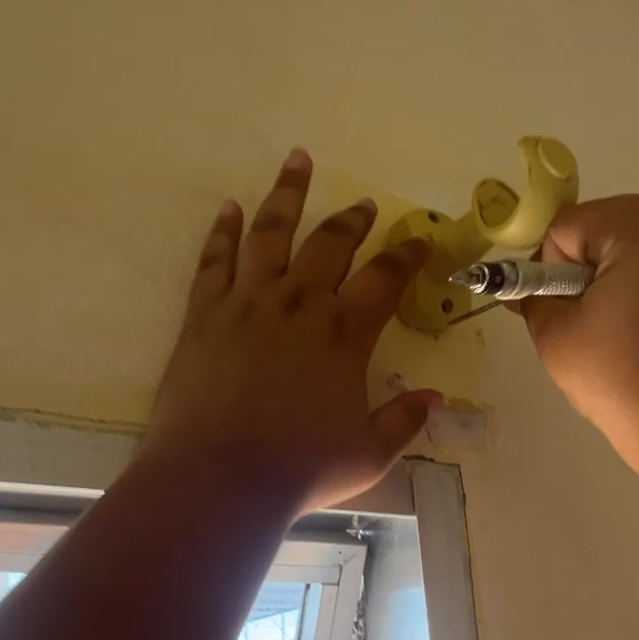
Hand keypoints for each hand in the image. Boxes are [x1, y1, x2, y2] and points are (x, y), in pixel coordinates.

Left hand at [144, 149, 441, 514]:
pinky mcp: (203, 316)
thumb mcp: (367, 454)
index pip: (385, 278)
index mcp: (344, 334)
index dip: (407, 254)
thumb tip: (435, 398)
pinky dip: (224, 231)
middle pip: (330, 244)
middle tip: (364, 204)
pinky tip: (231, 209)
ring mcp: (246, 304)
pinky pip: (214, 260)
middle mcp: (298, 304)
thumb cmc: (298, 470)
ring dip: (288, 194)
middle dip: (352, 220)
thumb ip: (403, 421)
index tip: (420, 240)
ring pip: (270, 234)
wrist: (219, 478)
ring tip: (298, 161)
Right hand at [517, 195, 638, 473]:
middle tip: (590, 326)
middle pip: (603, 226)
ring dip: (613, 278)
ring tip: (620, 332)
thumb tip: (526, 286)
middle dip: (584, 271)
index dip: (551, 272)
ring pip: (633, 243)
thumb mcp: (556, 336)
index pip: (566, 227)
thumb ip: (532, 298)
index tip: (565, 316)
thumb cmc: (622, 377)